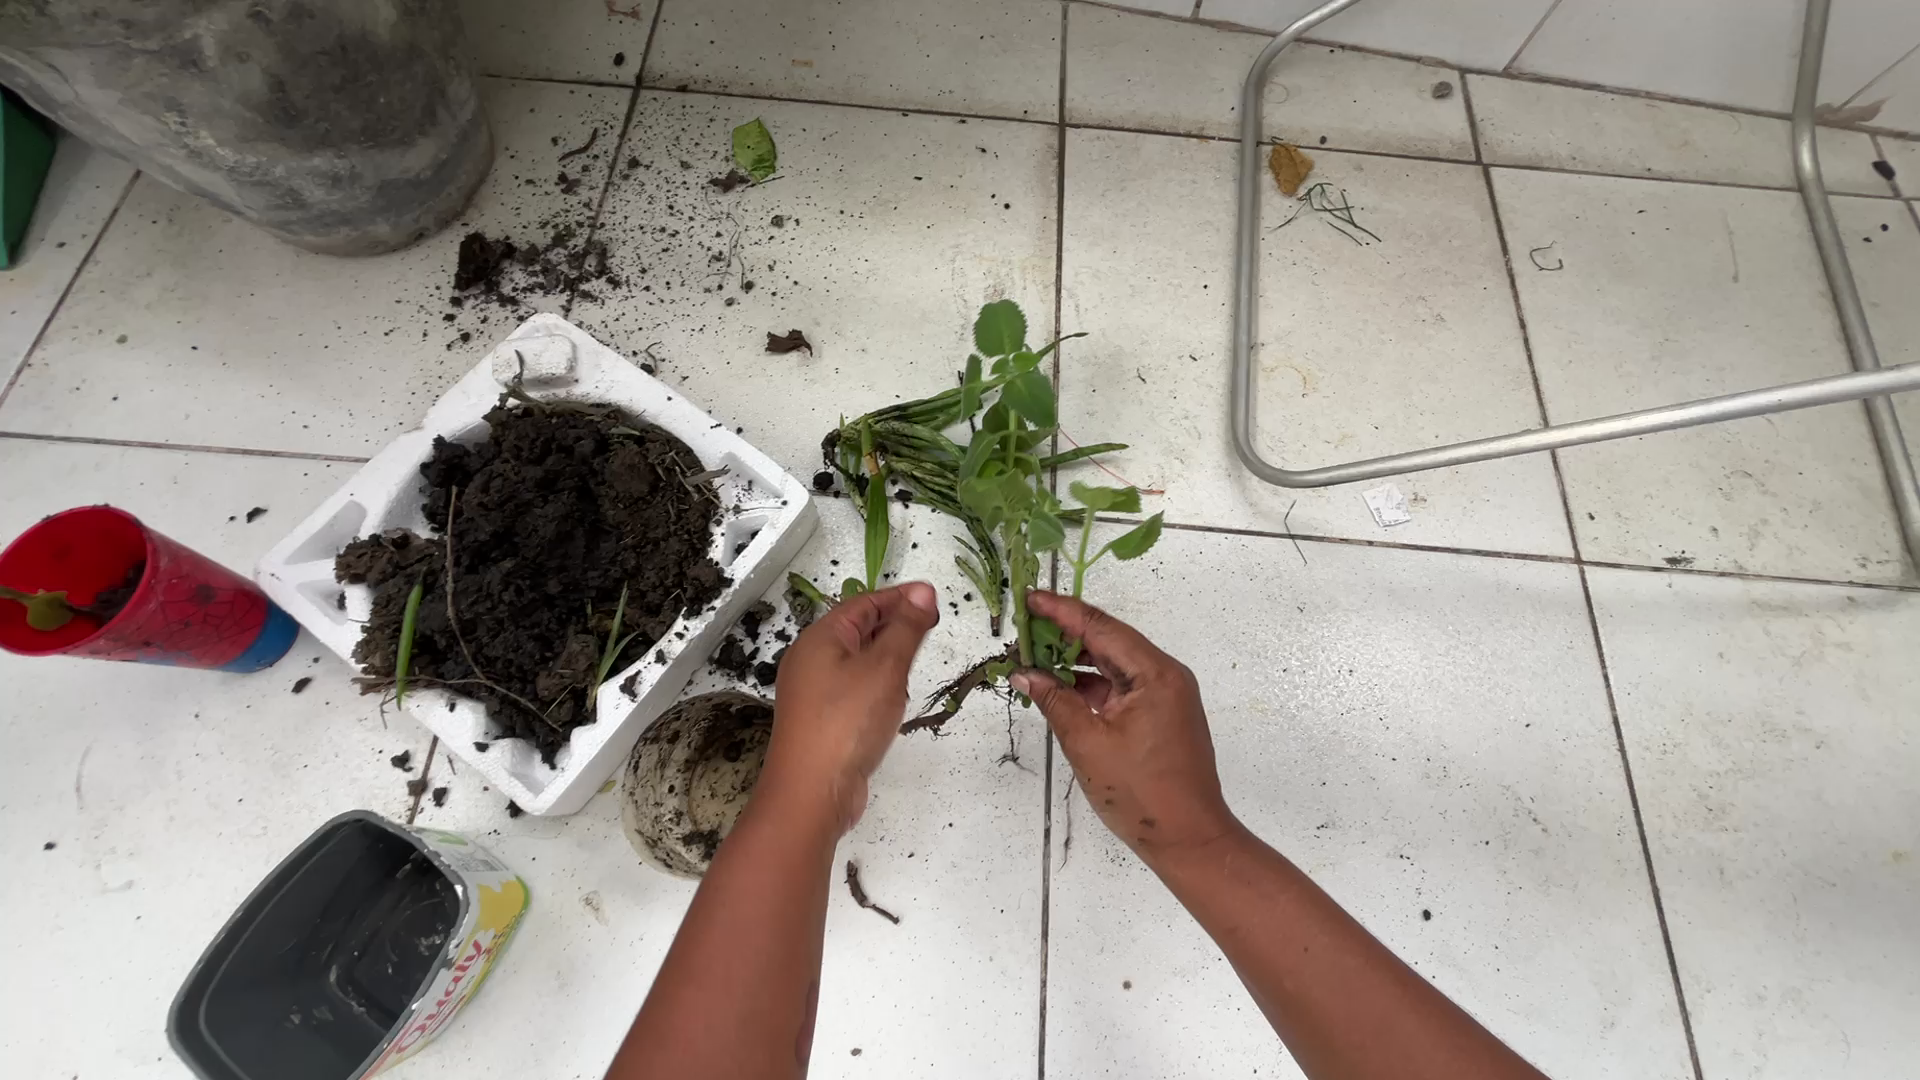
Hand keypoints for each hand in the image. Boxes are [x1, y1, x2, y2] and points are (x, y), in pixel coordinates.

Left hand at [763, 582, 940, 833]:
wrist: (811, 795)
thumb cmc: (847, 723)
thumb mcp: (885, 667)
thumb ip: (906, 628)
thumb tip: (923, 591)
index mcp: (820, 638)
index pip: (865, 603)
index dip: (900, 597)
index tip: (932, 598)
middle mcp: (811, 659)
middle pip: (858, 629)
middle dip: (894, 624)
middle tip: (931, 625)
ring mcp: (813, 692)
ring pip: (856, 659)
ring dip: (887, 655)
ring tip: (916, 658)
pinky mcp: (821, 719)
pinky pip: (853, 687)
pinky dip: (877, 682)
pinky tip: (894, 696)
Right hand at [1013, 591, 1240, 866]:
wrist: (1189, 840)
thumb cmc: (1140, 793)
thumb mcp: (1087, 743)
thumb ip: (1054, 700)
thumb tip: (1024, 673)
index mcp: (1154, 673)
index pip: (1100, 627)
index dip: (1061, 610)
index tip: (1029, 598)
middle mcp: (1165, 674)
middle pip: (1108, 639)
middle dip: (1065, 632)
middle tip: (1024, 626)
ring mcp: (1165, 695)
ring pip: (1113, 662)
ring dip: (1075, 659)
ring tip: (1034, 655)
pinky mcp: (1160, 714)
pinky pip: (1120, 685)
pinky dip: (1090, 683)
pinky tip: (1060, 686)